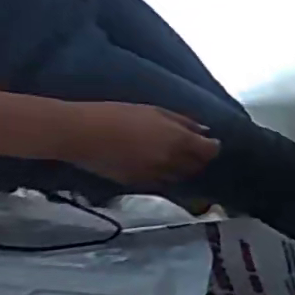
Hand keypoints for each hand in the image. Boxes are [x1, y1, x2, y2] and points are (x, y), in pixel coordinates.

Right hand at [51, 101, 221, 185]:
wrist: (80, 133)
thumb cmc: (118, 115)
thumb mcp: (156, 111)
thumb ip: (183, 122)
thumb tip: (204, 130)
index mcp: (179, 141)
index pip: (210, 151)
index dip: (213, 147)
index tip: (211, 142)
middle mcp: (172, 161)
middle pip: (197, 166)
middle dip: (200, 158)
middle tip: (195, 149)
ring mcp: (155, 174)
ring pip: (180, 177)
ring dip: (183, 169)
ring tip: (176, 158)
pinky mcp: (137, 183)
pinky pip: (161, 183)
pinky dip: (165, 176)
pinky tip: (158, 166)